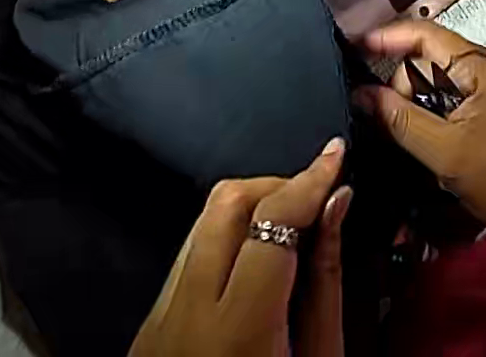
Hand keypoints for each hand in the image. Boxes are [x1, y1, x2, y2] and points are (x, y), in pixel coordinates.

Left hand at [130, 138, 352, 356]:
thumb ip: (325, 275)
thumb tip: (338, 200)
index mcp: (235, 333)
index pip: (272, 223)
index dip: (309, 180)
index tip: (336, 153)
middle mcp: (182, 318)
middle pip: (225, 204)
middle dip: (276, 184)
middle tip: (313, 198)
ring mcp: (156, 322)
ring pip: (203, 221)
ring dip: (252, 207)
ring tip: (290, 228)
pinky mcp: (148, 327)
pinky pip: (191, 255)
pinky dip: (228, 238)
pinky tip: (256, 262)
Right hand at [354, 20, 485, 237]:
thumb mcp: (445, 152)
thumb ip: (402, 120)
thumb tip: (364, 97)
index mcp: (480, 65)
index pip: (425, 33)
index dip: (387, 37)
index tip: (357, 46)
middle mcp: (484, 65)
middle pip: (425, 58)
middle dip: (402, 86)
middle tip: (392, 122)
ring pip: (433, 79)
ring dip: (416, 103)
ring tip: (417, 139)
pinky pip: (446, 96)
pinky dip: (430, 112)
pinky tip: (428, 139)